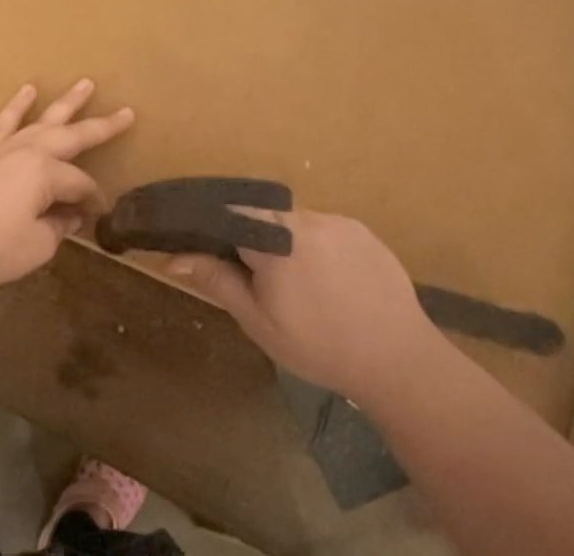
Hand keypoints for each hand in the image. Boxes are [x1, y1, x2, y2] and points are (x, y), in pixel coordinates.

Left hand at [0, 79, 133, 290]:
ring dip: (64, 103)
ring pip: (41, 120)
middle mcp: (27, 152)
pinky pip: (4, 124)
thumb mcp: (39, 244)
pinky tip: (26, 91)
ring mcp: (3, 150)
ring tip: (84, 83)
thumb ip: (60, 226)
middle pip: (71, 137)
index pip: (80, 183)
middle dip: (100, 127)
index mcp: (45, 172)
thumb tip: (71, 216)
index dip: (93, 201)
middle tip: (126, 113)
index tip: (99, 217)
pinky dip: (16, 107)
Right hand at [170, 210, 442, 405]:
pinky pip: (323, 228)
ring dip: (283, 241)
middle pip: (262, 213)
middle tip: (253, 276)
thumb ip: (217, 281)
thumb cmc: (320, 346)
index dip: (213, 224)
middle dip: (251, 237)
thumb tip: (172, 258)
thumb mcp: (259, 321)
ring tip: (294, 284)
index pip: (229, 211)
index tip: (205, 247)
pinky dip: (313, 246)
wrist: (400, 361)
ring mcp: (339, 222)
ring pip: (293, 220)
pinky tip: (325, 281)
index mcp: (276, 239)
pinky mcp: (363, 232)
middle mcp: (307, 219)